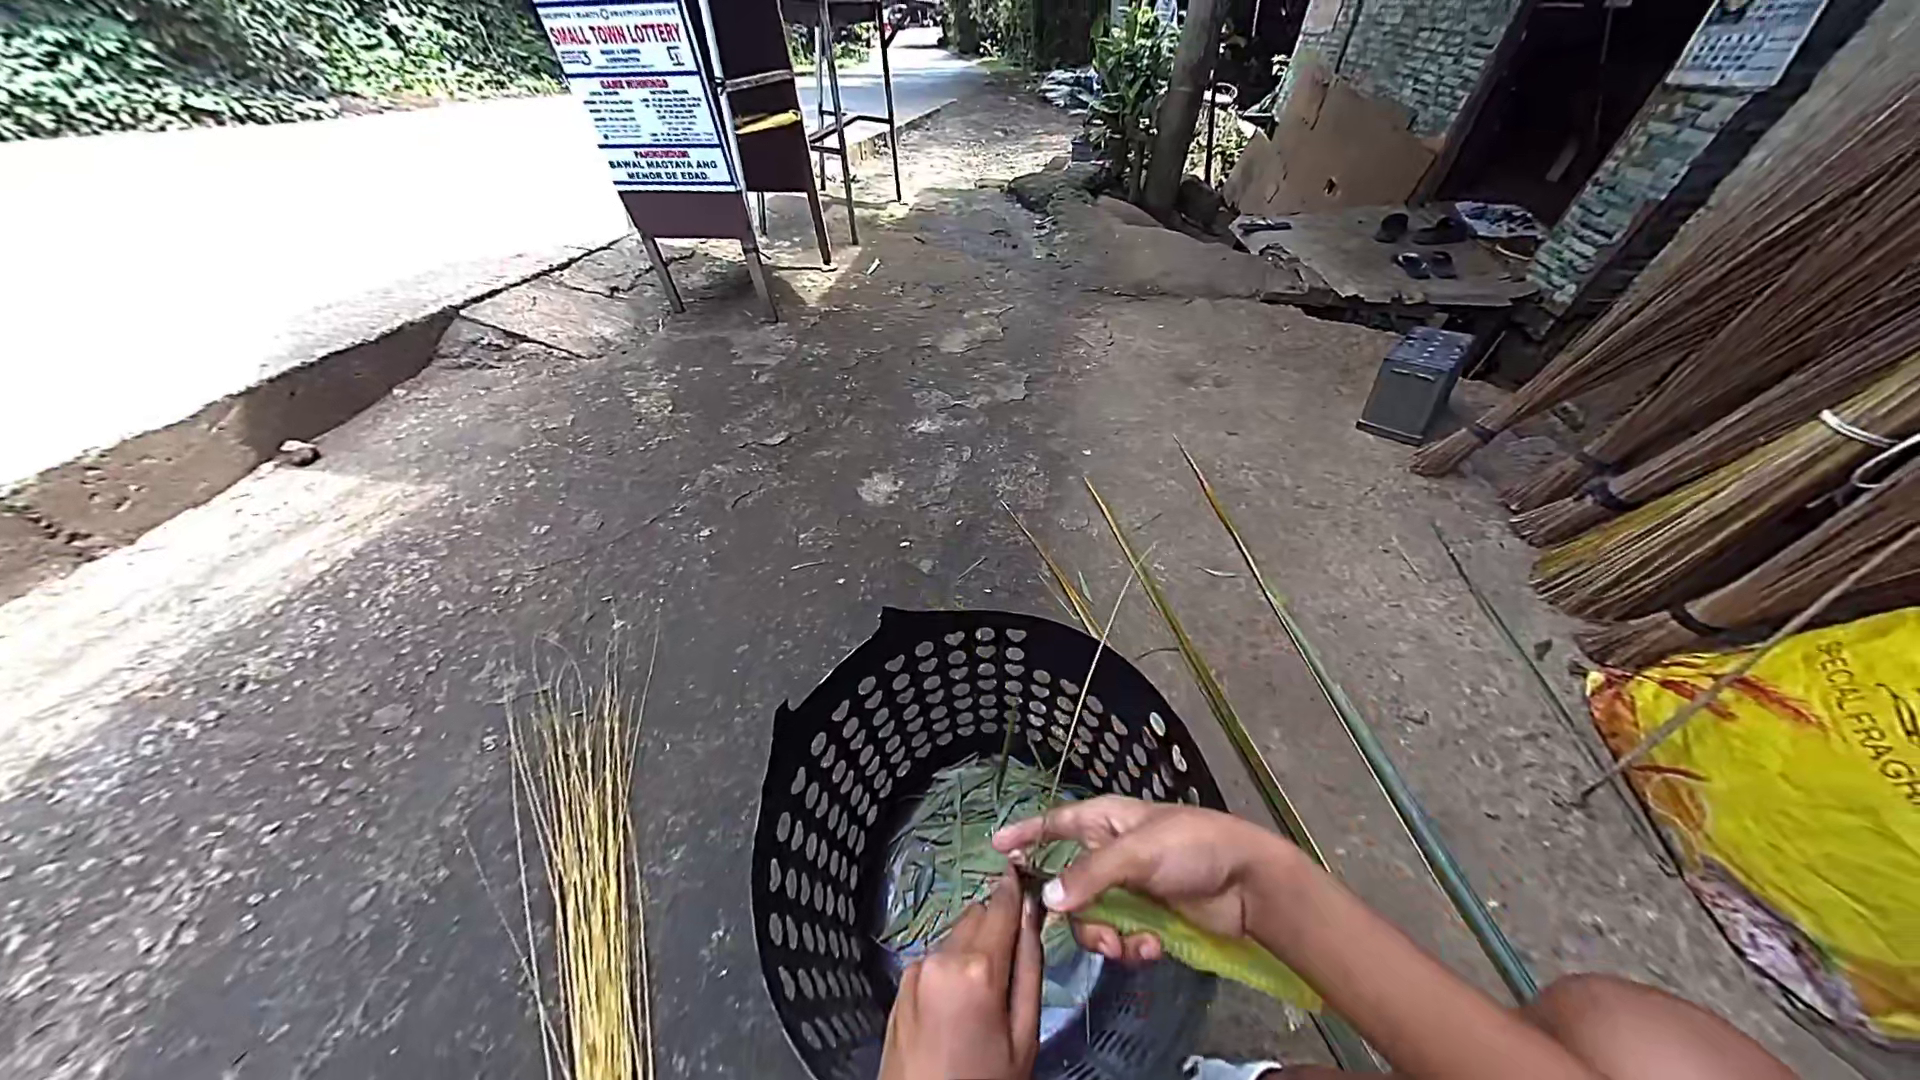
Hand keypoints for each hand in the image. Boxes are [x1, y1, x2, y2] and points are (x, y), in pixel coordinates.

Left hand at [879, 871, 1044, 1079]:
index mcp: (977, 968)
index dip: (1015, 890)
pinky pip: (937, 955)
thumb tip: (1031, 914)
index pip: (1001, 905)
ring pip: (957, 933)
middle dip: (996, 926)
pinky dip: (952, 964)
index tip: (1025, 876)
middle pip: (978, 915)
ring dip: (974, 946)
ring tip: (984, 994)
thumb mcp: (1023, 1035)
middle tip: (1012, 961)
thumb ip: (1029, 967)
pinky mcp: (902, 980)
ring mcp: (917, 967)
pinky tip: (958, 1004)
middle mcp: (942, 956)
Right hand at [991, 796, 1301, 963]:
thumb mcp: (1137, 852)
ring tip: (1130, 947)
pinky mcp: (1148, 916)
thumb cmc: (1190, 846)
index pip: (1055, 823)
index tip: (996, 845)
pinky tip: (1152, 949)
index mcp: (1104, 820)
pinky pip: (1121, 936)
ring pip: (1093, 917)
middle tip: (1094, 935)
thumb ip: (1091, 874)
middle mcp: (1110, 851)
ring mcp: (1129, 886)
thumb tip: (1050, 900)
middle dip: (1077, 914)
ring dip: (1106, 938)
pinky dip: (1132, 948)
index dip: (1027, 833)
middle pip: (1070, 885)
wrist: (1248, 882)